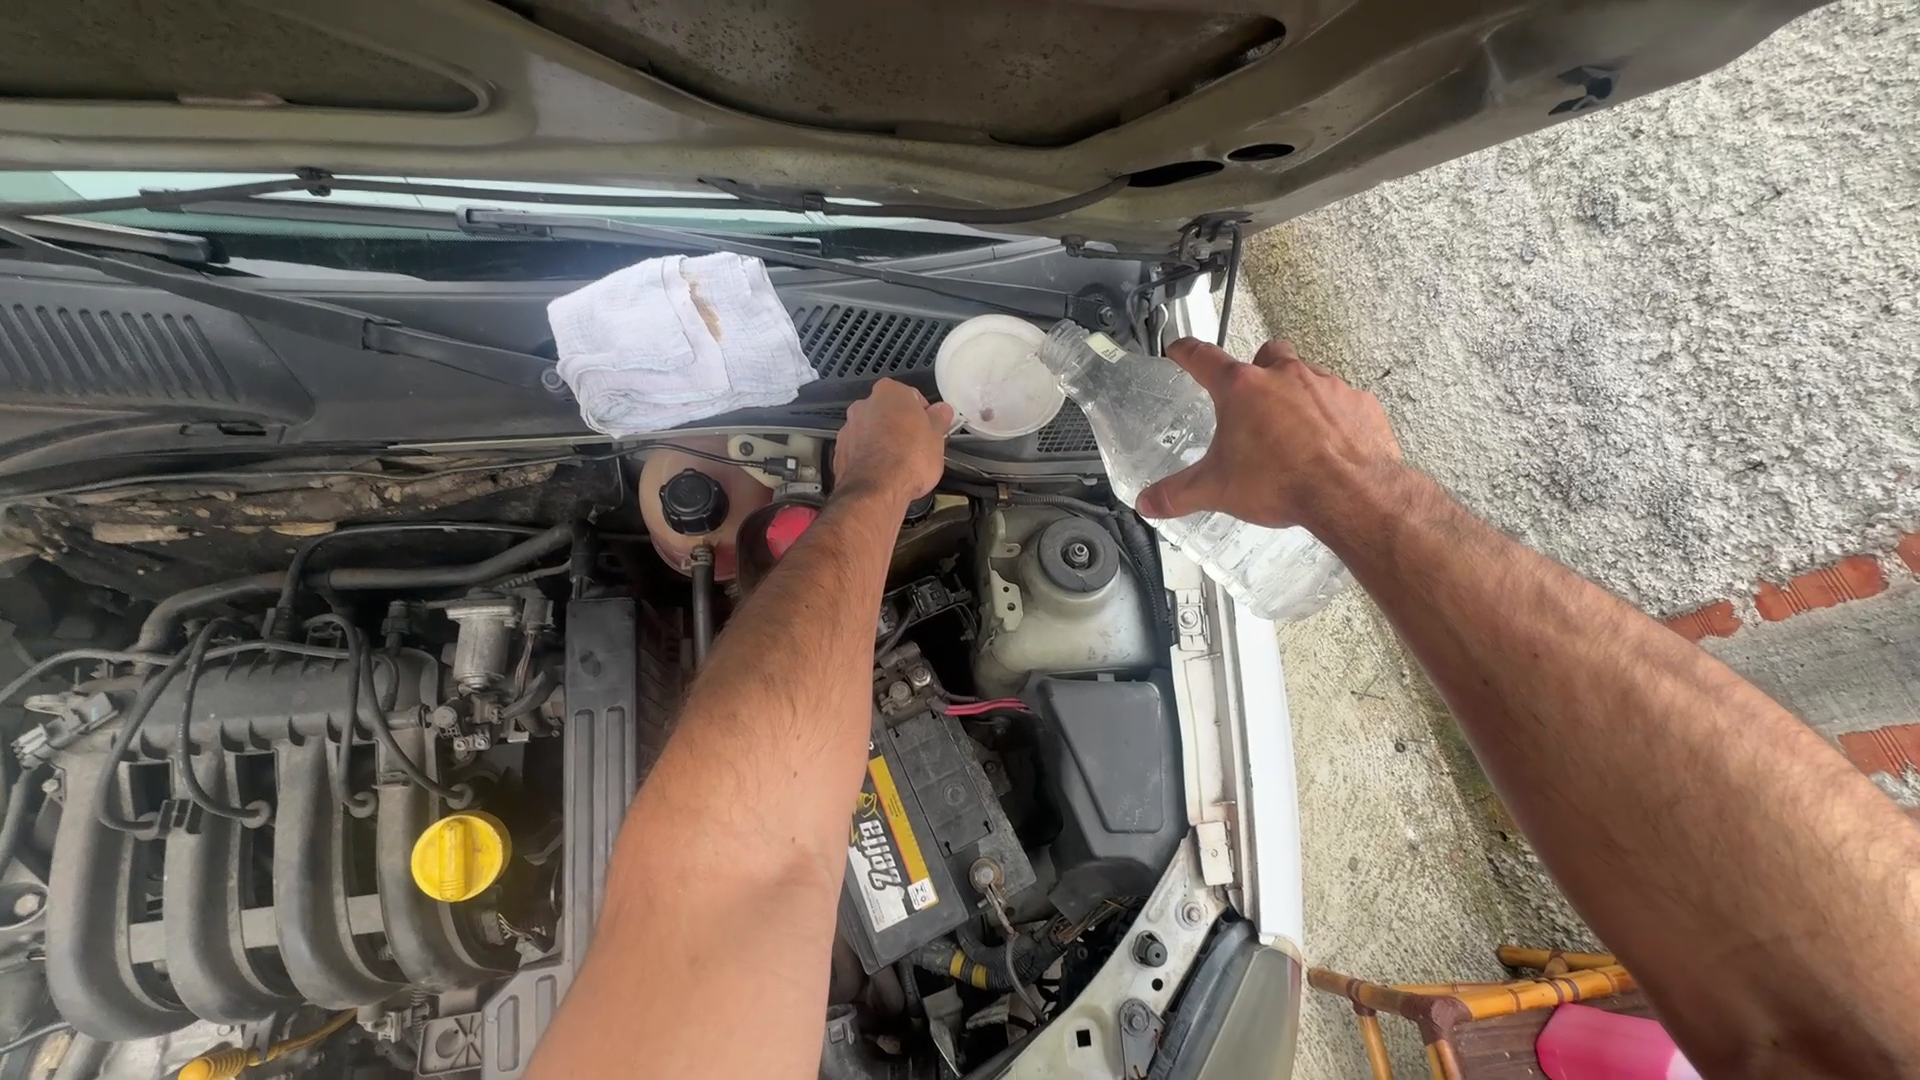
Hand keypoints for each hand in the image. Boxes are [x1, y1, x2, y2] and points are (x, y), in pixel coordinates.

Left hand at [833, 379, 953, 504]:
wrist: (876, 490)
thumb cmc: (905, 461)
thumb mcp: (936, 437)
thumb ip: (939, 418)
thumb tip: (941, 412)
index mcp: (891, 393)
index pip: (912, 396)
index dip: (925, 415)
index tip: (932, 427)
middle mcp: (865, 405)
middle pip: (890, 412)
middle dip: (902, 426)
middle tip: (919, 445)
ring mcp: (850, 428)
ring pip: (873, 430)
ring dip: (885, 441)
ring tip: (902, 463)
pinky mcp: (841, 451)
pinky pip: (860, 449)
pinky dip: (871, 457)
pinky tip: (885, 471)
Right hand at [1137, 338, 1403, 530]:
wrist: (1350, 494)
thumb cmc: (1283, 482)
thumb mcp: (1215, 490)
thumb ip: (1176, 494)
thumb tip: (1149, 502)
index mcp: (1242, 390)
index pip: (1204, 358)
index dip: (1187, 352)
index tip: (1180, 349)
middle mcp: (1284, 377)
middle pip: (1265, 355)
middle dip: (1256, 370)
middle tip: (1249, 401)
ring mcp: (1325, 386)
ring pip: (1304, 375)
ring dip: (1293, 395)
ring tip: (1287, 433)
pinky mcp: (1357, 404)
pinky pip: (1340, 401)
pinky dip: (1329, 417)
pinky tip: (1323, 445)